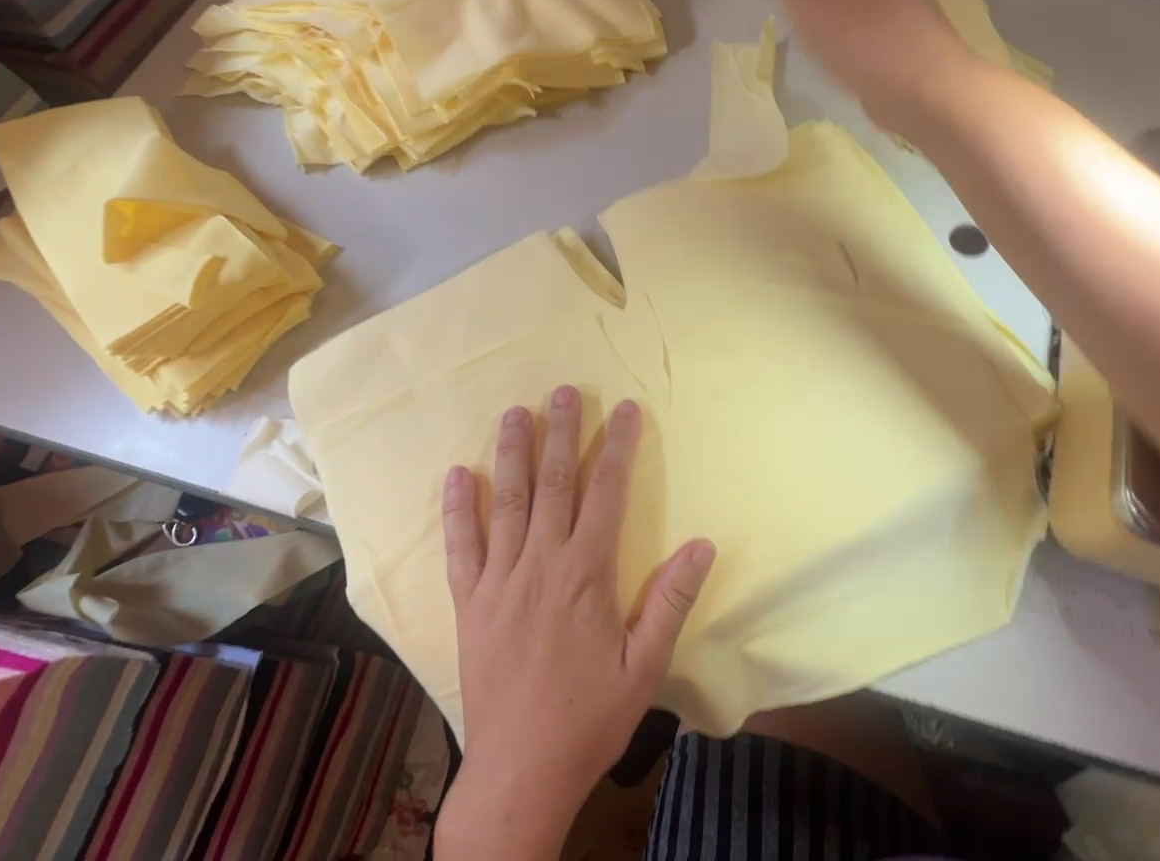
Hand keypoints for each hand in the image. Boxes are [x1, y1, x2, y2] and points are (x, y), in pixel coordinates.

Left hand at [433, 388, 715, 859]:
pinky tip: (458, 475)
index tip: (623, 409)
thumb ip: (670, 600)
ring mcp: (498, 582)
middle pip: (553, 484)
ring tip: (516, 411)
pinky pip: (460, 546)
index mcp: (586, 576)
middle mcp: (539, 566)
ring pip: (506, 502)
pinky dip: (457, 508)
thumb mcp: (645, 665)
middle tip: (566, 390)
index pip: (606, 494)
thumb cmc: (590, 718)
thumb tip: (702, 544)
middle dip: (563, 433)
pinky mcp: (469, 603)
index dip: (617, 447)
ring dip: (512, 453)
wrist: (520, 770)